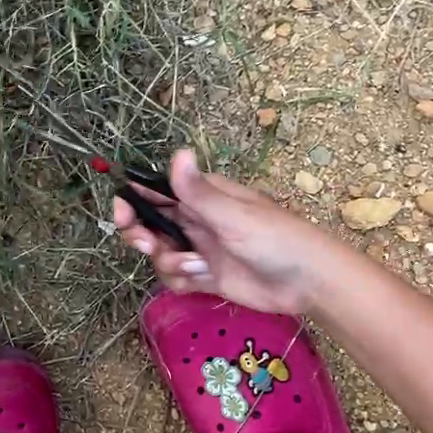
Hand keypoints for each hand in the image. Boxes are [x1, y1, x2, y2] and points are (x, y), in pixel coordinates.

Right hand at [113, 148, 331, 315]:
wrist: (310, 282)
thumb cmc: (274, 238)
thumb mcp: (232, 215)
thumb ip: (198, 191)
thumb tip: (179, 151)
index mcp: (201, 195)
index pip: (154, 192)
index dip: (131, 202)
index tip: (121, 217)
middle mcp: (196, 219)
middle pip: (150, 224)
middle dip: (142, 235)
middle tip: (148, 246)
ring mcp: (201, 248)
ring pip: (162, 253)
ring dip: (167, 261)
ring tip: (194, 267)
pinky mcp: (208, 276)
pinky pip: (177, 277)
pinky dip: (181, 280)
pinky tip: (200, 280)